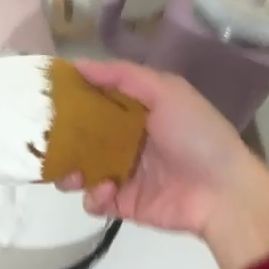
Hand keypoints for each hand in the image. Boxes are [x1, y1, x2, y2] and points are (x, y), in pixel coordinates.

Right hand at [62, 60, 268, 268]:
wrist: (221, 192)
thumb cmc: (197, 135)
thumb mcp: (167, 91)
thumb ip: (123, 76)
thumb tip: (78, 64)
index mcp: (139, 112)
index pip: (97, 102)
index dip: (73, 100)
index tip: (48, 98)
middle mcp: (128, 142)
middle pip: (83, 139)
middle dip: (63, 142)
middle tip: (46, 143)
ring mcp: (124, 175)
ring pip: (82, 172)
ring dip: (71, 172)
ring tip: (72, 175)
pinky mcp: (123, 204)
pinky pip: (94, 201)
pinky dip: (94, 197)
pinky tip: (107, 191)